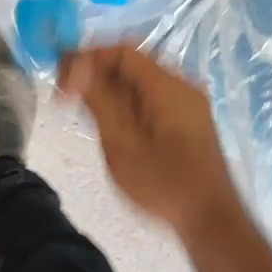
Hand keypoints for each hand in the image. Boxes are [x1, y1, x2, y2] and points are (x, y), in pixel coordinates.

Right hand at [59, 44, 237, 230]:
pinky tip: (109, 124)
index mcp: (167, 85)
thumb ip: (98, 99)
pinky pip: (151, 97)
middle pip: (131, 63)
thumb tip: (77, 65)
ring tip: (81, 110)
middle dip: (95, 73)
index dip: (86, 58)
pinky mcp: (189, 121)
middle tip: (65, 95)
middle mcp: (182, 86)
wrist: (211, 221)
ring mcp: (188, 103)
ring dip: (108, 88)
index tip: (61, 81)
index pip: (121, 51)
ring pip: (140, 81)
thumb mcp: (121, 141)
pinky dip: (126, 102)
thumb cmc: (162, 184)